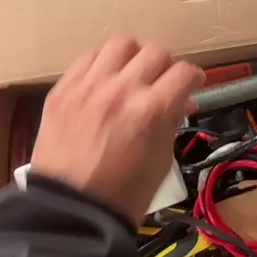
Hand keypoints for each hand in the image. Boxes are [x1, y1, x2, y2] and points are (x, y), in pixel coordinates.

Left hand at [32, 36, 203, 222]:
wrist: (69, 212)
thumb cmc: (123, 195)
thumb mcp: (161, 159)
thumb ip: (171, 121)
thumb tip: (181, 100)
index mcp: (150, 111)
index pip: (184, 72)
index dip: (194, 77)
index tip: (192, 84)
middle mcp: (121, 90)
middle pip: (155, 52)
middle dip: (166, 67)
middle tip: (162, 83)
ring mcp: (88, 87)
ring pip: (121, 44)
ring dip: (133, 57)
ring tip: (131, 75)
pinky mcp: (62, 90)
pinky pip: (87, 57)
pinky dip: (102, 65)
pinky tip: (103, 81)